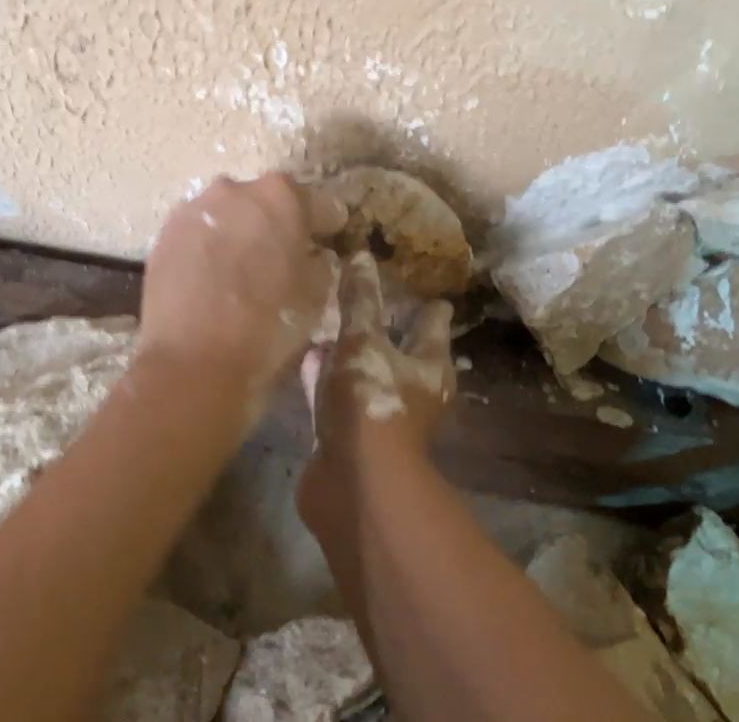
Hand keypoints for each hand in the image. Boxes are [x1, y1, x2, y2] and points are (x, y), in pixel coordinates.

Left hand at [138, 173, 342, 396]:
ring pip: (227, 215)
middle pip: (265, 202)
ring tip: (242, 270)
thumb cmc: (268, 325)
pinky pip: (198, 234)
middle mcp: (236, 189)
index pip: (317, 204)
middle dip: (276, 224)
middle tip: (282, 256)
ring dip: (239, 233)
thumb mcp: (316, 295)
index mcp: (283, 196)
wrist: (193, 360)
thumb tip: (310, 257)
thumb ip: (318, 263)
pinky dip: (209, 249)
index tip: (328, 239)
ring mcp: (194, 209)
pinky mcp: (164, 234)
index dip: (325, 225)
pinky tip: (213, 279)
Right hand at [297, 251, 452, 537]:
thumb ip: (360, 301)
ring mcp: (379, 414)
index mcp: (431, 365)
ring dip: (350, 352)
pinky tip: (305, 358)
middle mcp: (412, 389)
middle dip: (385, 326)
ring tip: (328, 323)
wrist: (355, 485)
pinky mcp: (348, 435)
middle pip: (401, 349)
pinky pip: (336, 394)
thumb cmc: (373, 405)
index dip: (429, 305)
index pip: (433, 323)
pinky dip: (323, 377)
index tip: (424, 286)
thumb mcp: (364, 343)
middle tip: (367, 296)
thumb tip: (361, 254)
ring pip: (365, 372)